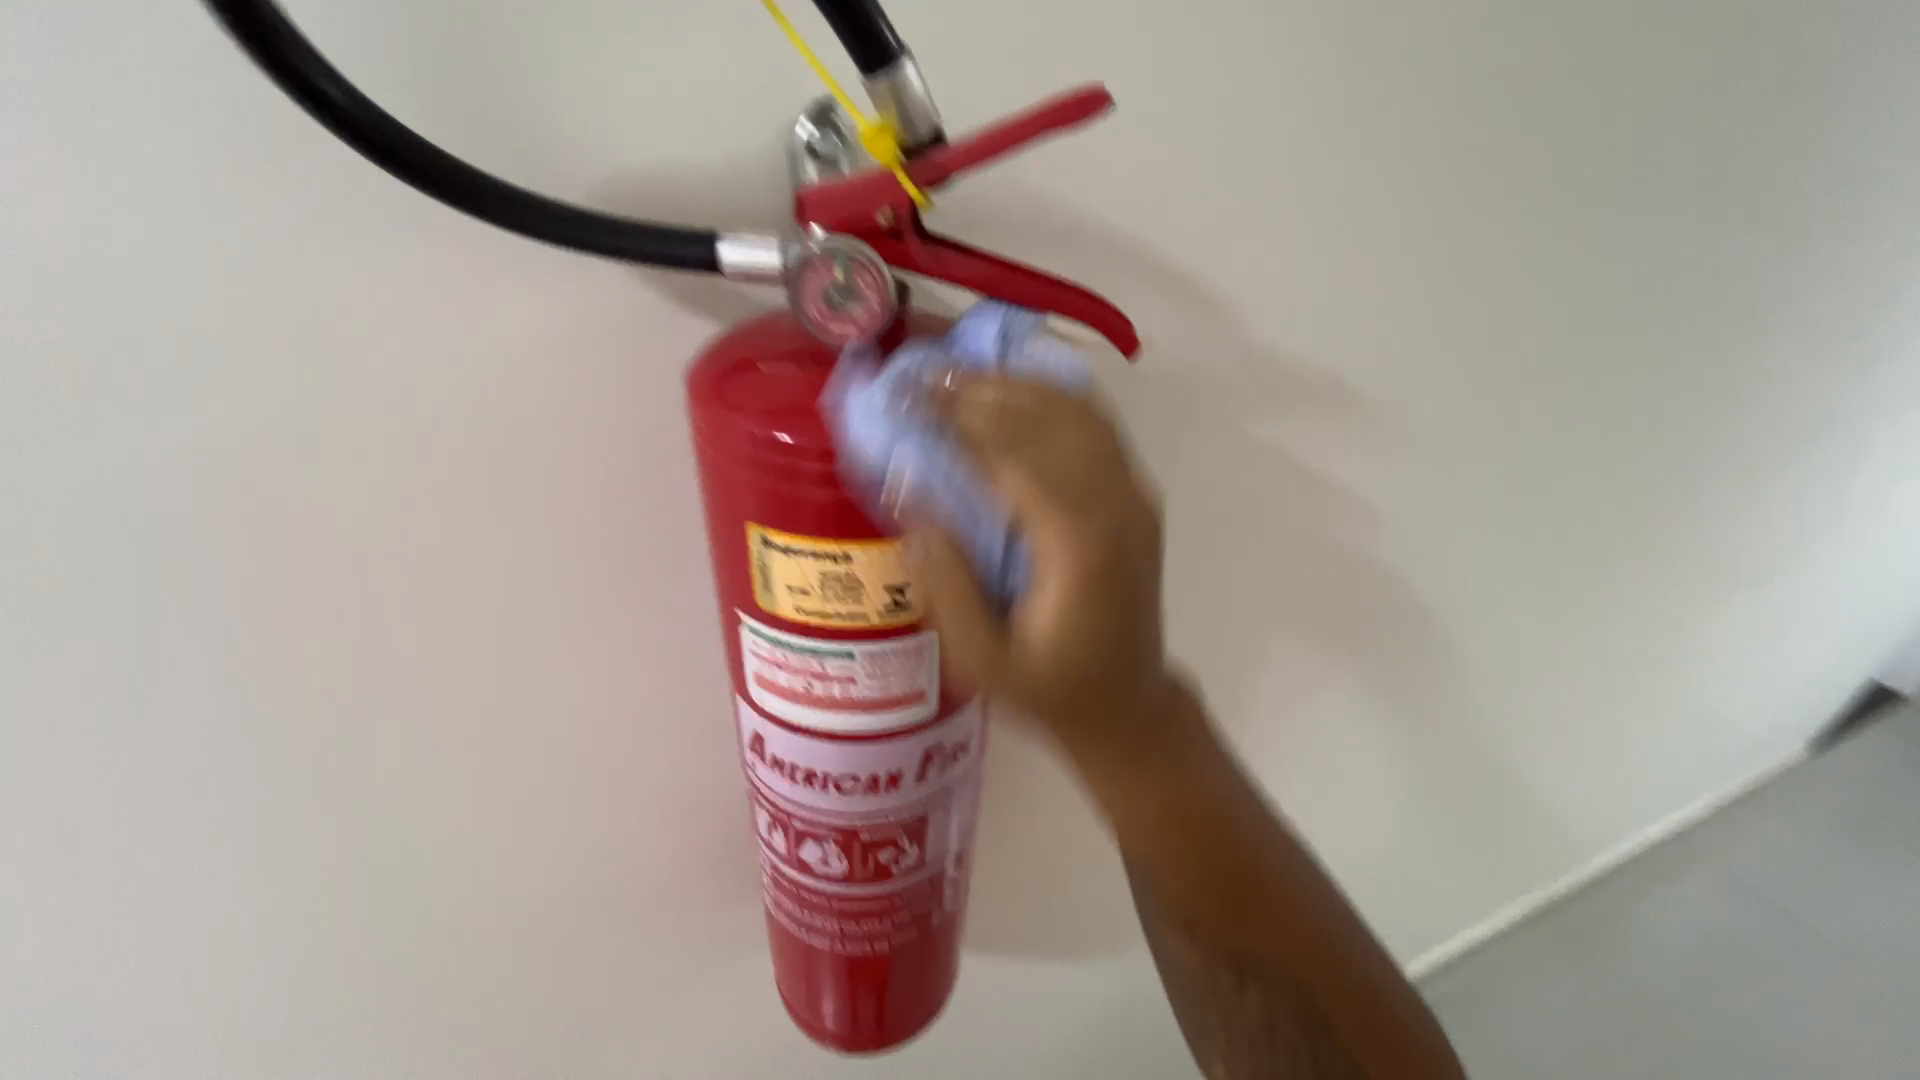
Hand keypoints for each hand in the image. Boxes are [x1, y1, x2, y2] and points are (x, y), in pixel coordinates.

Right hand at [907, 375, 1185, 759]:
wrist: (1129, 706)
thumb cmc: (1051, 690)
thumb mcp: (982, 659)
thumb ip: (947, 581)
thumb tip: (911, 496)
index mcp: (1077, 543)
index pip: (1008, 453)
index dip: (953, 418)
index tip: (904, 397)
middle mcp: (1115, 504)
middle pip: (1043, 419)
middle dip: (979, 390)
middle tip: (922, 375)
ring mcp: (1134, 495)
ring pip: (1075, 411)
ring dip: (1016, 384)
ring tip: (961, 373)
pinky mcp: (1138, 497)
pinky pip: (1097, 427)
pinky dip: (1055, 397)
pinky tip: (1018, 388)